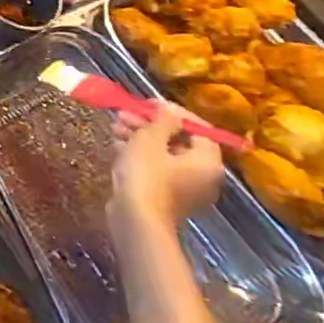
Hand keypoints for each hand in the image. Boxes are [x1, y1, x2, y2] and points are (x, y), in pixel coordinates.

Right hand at [108, 104, 225, 229]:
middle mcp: (204, 176)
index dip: (173, 112)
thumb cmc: (147, 175)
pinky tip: (117, 145)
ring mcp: (185, 189)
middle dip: (150, 125)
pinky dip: (140, 156)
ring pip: (164, 155)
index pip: (198, 128)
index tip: (149, 103)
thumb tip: (169, 109)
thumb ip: (162, 120)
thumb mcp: (150, 139)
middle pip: (179, 141)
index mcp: (208, 161)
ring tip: (115, 126)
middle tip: (125, 114)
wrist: (135, 220)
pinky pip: (157, 170)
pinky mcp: (166, 197)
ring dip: (140, 138)